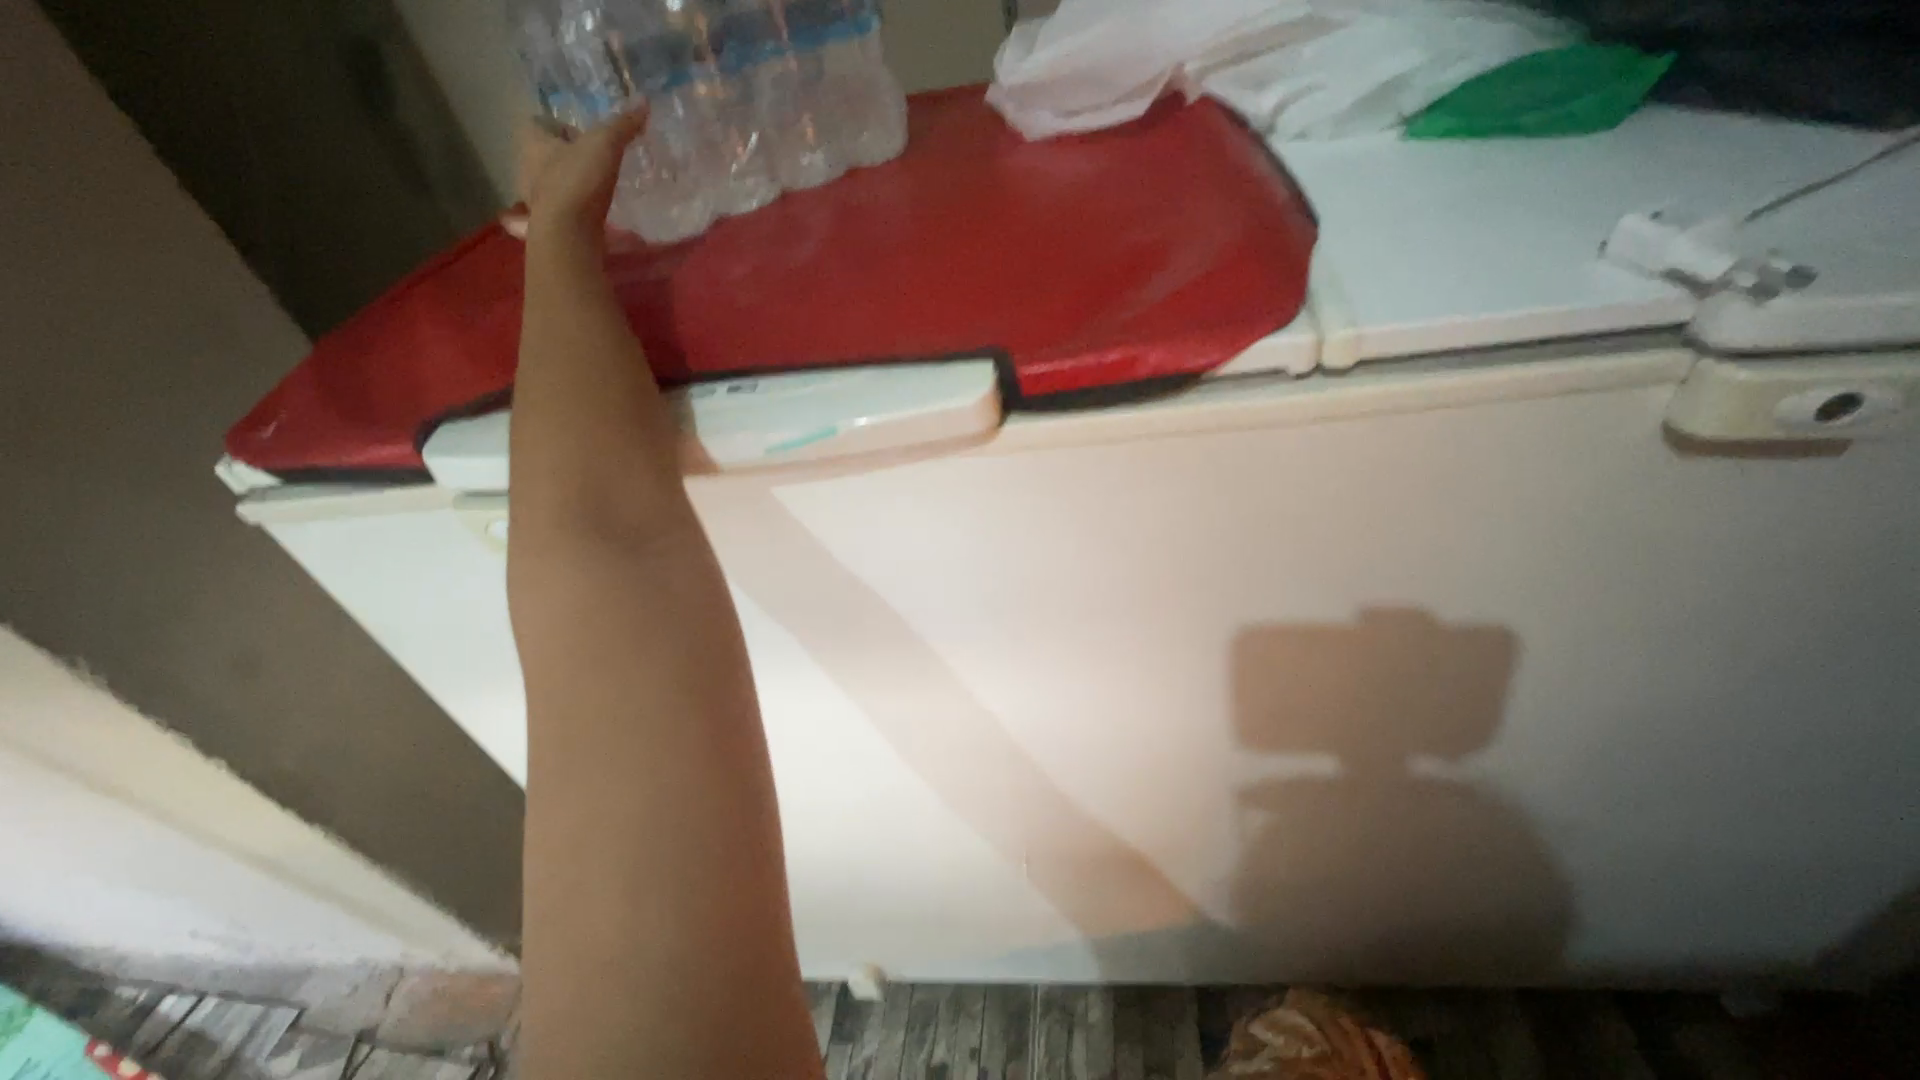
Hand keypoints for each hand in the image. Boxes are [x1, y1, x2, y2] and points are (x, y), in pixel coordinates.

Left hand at [505, 108, 649, 244]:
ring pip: (546, 186)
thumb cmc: (578, 180)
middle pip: (541, 156)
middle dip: (562, 157)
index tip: (581, 135)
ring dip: (565, 186)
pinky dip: (570, 215)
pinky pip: (557, 215)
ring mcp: (534, 202)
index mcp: (532, 143)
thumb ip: (623, 125)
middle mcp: (525, 170)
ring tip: (593, 191)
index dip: (557, 126)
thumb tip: (644, 102)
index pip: (536, 123)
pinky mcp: (547, 228)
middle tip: (590, 162)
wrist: (567, 234)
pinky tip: (590, 221)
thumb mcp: (605, 145)